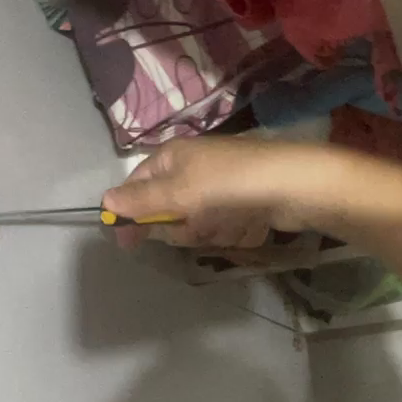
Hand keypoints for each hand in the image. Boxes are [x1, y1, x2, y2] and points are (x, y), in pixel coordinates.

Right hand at [99, 137, 355, 249]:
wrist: (295, 187)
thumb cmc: (230, 184)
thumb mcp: (179, 192)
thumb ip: (141, 200)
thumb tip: (105, 202)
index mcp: (173, 158)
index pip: (137, 187)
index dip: (130, 214)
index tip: (127, 243)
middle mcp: (194, 170)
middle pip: (169, 213)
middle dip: (183, 226)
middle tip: (199, 223)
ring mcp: (221, 189)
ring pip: (198, 226)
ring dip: (213, 231)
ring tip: (232, 221)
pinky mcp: (245, 206)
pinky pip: (226, 229)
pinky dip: (237, 231)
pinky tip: (252, 223)